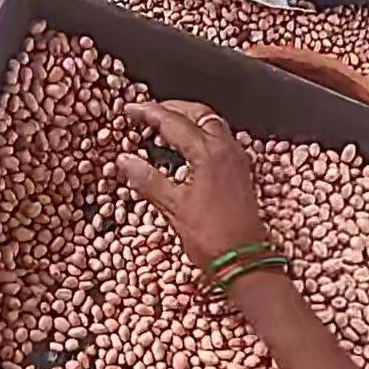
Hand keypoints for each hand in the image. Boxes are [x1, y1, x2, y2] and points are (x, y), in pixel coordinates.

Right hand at [116, 100, 268, 271]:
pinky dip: (200, 134)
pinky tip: (186, 147)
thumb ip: (148, 180)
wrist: (244, 260)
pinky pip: (219, 139)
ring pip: (211, 124)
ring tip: (163, 126)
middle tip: (146, 112)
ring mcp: (236, 159)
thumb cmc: (210, 237)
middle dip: (170, 108)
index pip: (173, 122)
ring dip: (187, 119)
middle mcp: (226, 149)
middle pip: (197, 113)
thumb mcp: (173, 208)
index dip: (148, 113)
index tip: (130, 109)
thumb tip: (124, 160)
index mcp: (208, 153)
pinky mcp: (240, 171)